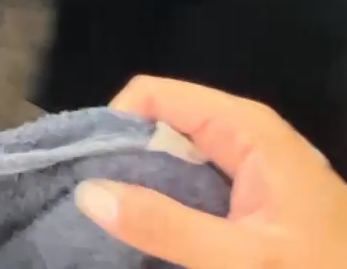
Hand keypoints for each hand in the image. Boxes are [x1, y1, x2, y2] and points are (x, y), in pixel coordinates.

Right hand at [75, 76, 346, 268]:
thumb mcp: (246, 262)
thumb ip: (165, 225)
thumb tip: (86, 191)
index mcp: (244, 127)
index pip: (151, 95)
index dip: (116, 128)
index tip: (96, 178)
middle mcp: (245, 135)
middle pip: (159, 125)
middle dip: (127, 163)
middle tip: (105, 212)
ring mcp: (254, 169)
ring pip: (175, 161)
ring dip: (148, 192)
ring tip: (126, 230)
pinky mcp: (260, 203)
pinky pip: (198, 189)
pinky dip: (174, 211)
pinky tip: (164, 243)